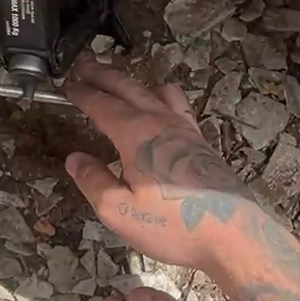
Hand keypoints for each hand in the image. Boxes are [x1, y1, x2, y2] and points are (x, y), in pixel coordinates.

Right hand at [63, 62, 258, 273]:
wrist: (231, 234)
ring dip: (134, 83)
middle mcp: (163, 123)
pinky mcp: (202, 144)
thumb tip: (75, 160)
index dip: (82, 93)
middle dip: (104, 75)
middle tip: (85, 66)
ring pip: (158, 92)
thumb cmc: (174, 225)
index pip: (102, 104)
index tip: (67, 86)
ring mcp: (187, 131)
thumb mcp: (119, 210)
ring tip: (120, 82)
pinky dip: (161, 97)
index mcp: (137, 135)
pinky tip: (160, 109)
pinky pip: (179, 107)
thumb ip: (93, 181)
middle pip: (130, 88)